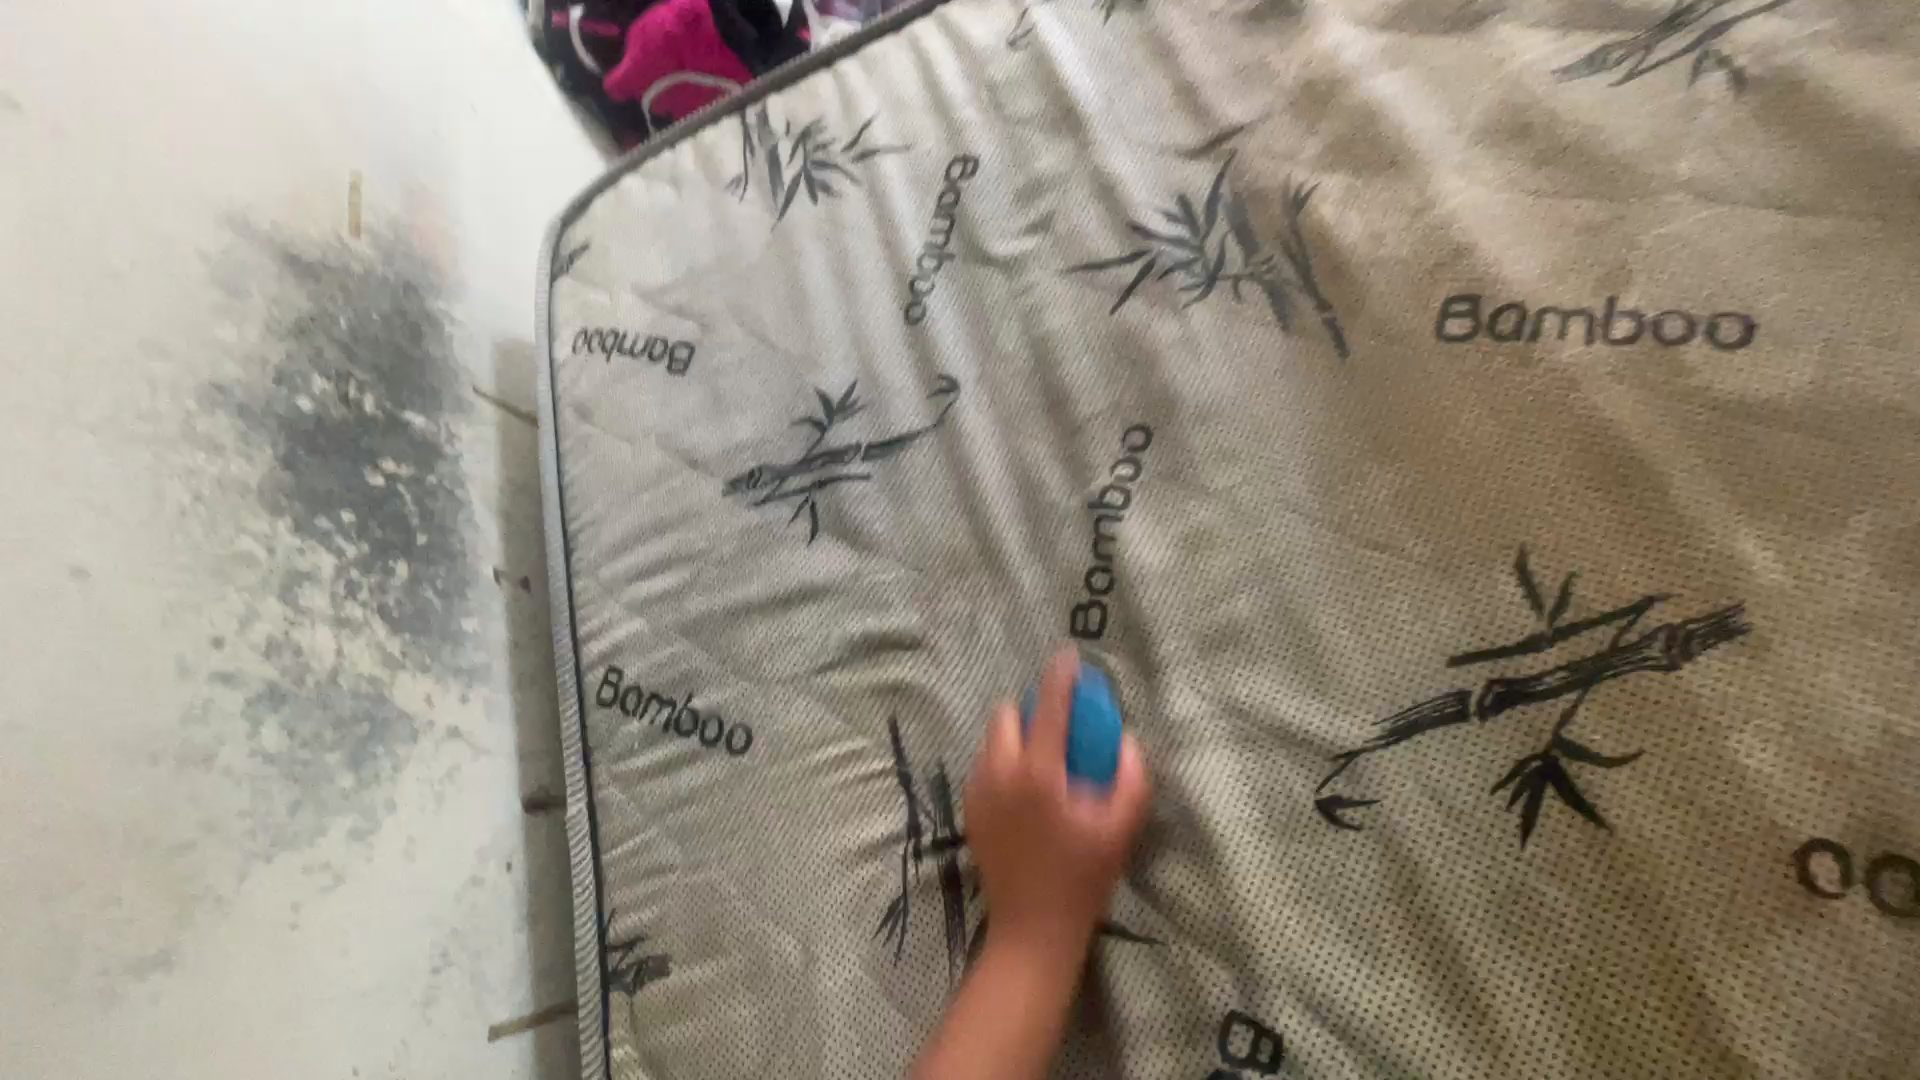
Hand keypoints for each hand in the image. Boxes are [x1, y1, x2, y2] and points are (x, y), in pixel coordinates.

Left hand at [965, 644, 1152, 959]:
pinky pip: (985, 763)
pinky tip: (1026, 790)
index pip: (1049, 707)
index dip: (1060, 676)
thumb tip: (1125, 739)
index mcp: (1038, 773)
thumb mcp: (1120, 830)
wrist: (1031, 929)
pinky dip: (1004, 760)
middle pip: (1007, 713)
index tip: (1069, 655)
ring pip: (993, 738)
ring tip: (1045, 760)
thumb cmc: (1081, 879)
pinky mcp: (969, 807)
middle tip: (1060, 729)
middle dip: (1033, 710)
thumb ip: (1130, 777)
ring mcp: (978, 789)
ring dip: (1017, 735)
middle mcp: (999, 772)